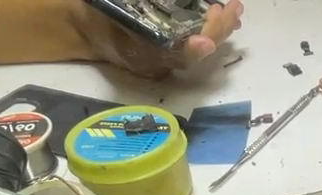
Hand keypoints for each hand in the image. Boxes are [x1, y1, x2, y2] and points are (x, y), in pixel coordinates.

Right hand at [77, 0, 244, 76]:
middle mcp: (157, 60)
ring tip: (236, 10)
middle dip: (214, 31)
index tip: (205, 43)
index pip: (170, 54)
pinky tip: (228, 17)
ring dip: (220, 29)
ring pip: (199, 50)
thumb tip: (169, 7)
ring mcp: (165, 59)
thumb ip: (132, 7)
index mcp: (141, 51)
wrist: (84, 28)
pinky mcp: (170, 53)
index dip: (190, 50)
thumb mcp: (109, 8)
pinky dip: (213, 31)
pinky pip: (197, 44)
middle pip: (193, 52)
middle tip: (230, 9)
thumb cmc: (96, 14)